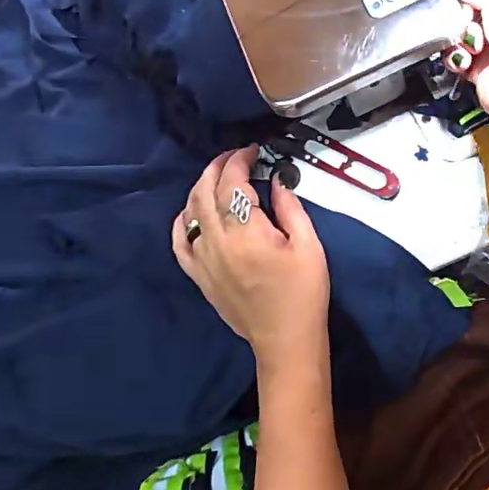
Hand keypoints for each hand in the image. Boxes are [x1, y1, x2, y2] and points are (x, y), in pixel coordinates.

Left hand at [172, 147, 330, 366]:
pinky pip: (179, 241)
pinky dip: (182, 220)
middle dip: (218, 166)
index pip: (232, 182)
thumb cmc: (303, 292)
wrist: (285, 339)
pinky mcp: (198, 275)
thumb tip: (277, 179)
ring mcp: (202, 259)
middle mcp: (217, 242)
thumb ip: (290, 207)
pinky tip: (192, 211)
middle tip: (235, 156)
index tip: (252, 150)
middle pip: (206, 190)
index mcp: (246, 232)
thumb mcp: (309, 245)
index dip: (240, 160)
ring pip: (190, 211)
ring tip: (218, 176)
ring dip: (201, 186)